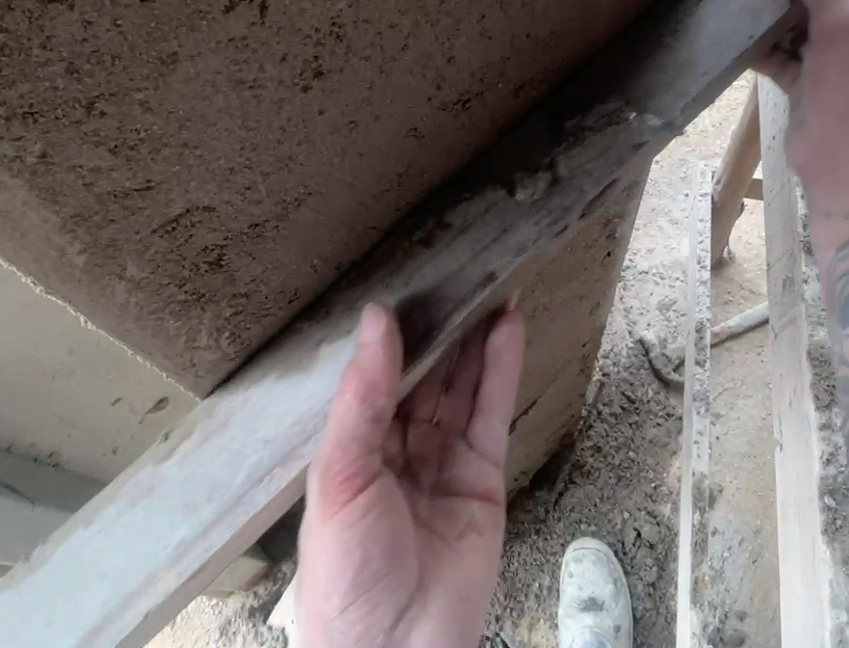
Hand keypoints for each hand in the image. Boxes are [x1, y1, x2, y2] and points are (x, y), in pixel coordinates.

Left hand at [298, 303, 526, 647]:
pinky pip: (493, 414)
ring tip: (493, 288)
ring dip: (477, 340)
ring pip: (464, 387)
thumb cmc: (346, 574)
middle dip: (444, 329)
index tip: (416, 284)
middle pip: (428, 375)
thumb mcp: (340, 477)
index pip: (381, 376)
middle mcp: (401, 449)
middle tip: (463, 275)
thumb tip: (378, 321)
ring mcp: (445, 461)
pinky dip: (502, 370)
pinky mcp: (484, 477)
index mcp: (356, 448)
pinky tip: (508, 329)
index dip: (400, 333)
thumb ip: (363, 396)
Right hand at [754, 0, 848, 210]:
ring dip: (775, 26)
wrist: (845, 171)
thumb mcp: (844, 28)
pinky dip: (768, 53)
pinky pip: (789, 61)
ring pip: (804, 35)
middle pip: (825, 8)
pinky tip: (741, 43)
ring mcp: (844, 71)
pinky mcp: (816, 93)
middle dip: (790, 1)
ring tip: (741, 10)